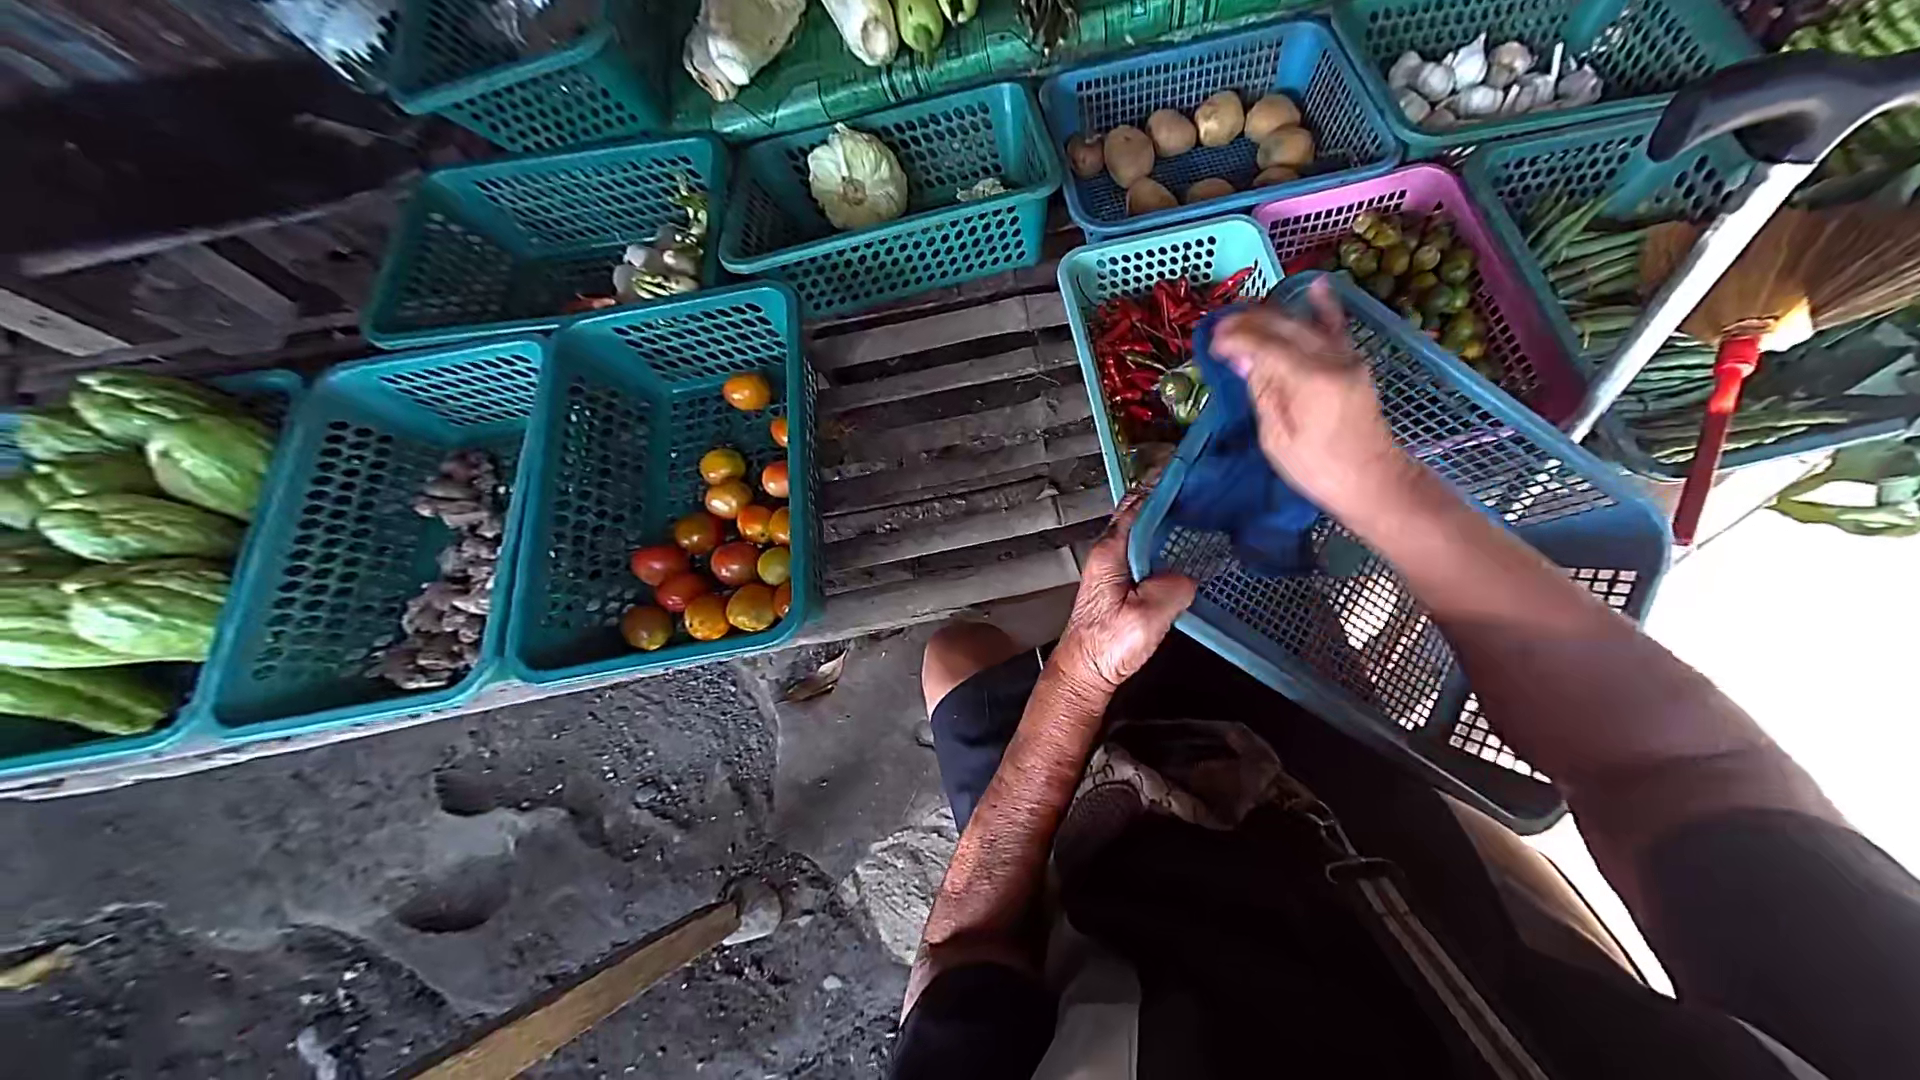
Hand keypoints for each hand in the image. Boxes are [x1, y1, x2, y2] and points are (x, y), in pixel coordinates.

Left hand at [1051, 493, 1196, 697]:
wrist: (1084, 672)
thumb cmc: (1103, 647)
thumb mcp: (1147, 617)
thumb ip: (1173, 589)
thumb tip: (1189, 576)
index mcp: (1110, 553)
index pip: (1137, 506)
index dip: (1162, 490)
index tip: (1187, 479)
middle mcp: (1107, 556)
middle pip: (1139, 517)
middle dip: (1168, 506)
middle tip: (1201, 499)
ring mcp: (1112, 570)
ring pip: (1142, 537)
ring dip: (1166, 528)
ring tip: (1197, 523)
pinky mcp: (1118, 587)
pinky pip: (1144, 557)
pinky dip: (1163, 551)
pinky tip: (1181, 559)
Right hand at [1210, 279, 1413, 516]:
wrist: (1372, 481)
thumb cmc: (1316, 468)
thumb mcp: (1275, 437)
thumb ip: (1261, 391)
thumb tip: (1241, 358)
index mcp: (1310, 380)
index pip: (1265, 345)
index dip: (1235, 339)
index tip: (1211, 343)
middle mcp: (1332, 359)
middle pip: (1284, 327)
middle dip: (1248, 322)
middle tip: (1218, 327)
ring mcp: (1347, 358)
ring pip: (1305, 324)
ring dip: (1272, 314)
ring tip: (1244, 310)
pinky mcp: (1353, 364)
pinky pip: (1335, 328)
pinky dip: (1324, 308)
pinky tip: (1316, 286)